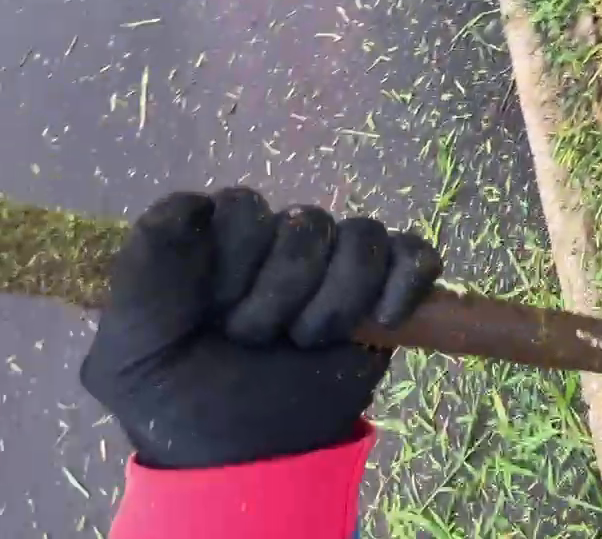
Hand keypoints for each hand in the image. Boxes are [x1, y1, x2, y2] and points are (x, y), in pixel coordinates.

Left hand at [80, 188, 440, 468]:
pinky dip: (403, 287)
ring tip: (314, 340)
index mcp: (223, 245)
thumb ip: (147, 279)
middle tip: (261, 337)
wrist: (263, 447)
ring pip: (364, 235)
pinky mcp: (398, 275)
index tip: (215, 309)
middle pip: (306, 223)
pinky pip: (417, 254)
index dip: (234, 256)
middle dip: (284, 293)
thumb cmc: (191, 398)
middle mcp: (287, 238)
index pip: (240, 205)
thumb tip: (184, 204)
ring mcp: (348, 255)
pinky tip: (383, 321)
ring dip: (338, 300)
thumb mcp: (136, 354)